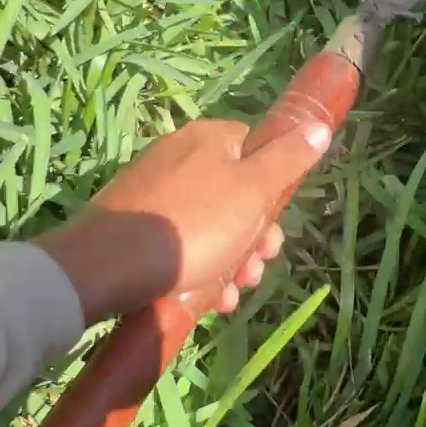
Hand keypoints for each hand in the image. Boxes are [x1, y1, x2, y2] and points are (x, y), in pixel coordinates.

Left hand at [35, 118, 330, 318]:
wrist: (106, 266)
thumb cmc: (193, 224)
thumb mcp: (253, 190)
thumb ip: (288, 159)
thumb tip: (318, 127)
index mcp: (209, 139)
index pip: (257, 149)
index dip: (274, 190)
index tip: (276, 224)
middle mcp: (180, 157)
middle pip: (237, 194)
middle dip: (256, 237)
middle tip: (258, 266)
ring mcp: (154, 192)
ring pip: (212, 225)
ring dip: (233, 260)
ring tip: (233, 292)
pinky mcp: (135, 226)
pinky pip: (182, 243)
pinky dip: (201, 269)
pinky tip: (209, 299)